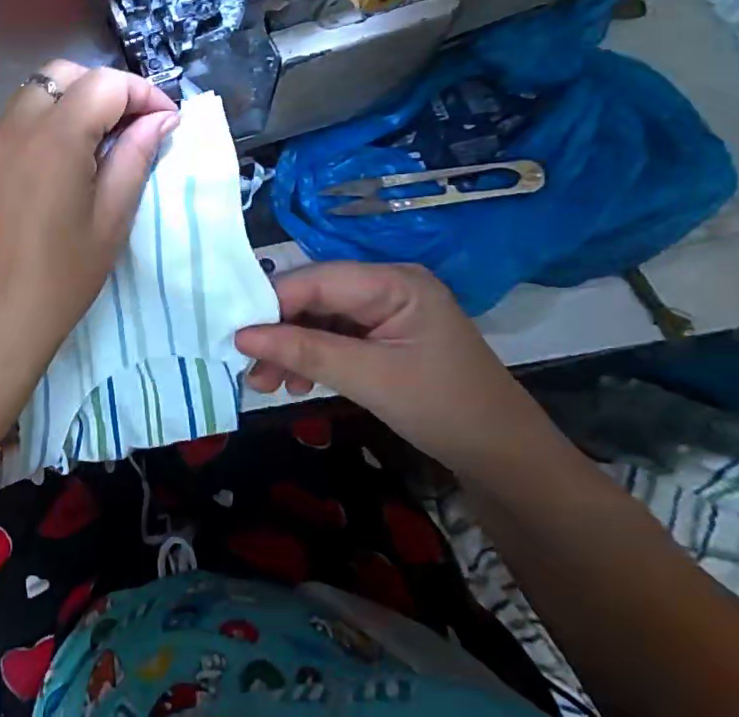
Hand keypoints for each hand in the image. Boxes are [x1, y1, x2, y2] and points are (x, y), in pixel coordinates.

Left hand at [0, 60, 179, 439]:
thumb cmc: (62, 276)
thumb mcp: (112, 218)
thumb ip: (136, 157)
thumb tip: (160, 119)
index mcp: (55, 138)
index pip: (105, 83)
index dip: (142, 93)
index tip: (165, 121)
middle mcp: (18, 126)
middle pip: (66, 74)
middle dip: (106, 89)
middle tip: (133, 127)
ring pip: (37, 90)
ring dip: (74, 99)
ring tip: (101, 140)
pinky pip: (18, 116)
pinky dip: (47, 116)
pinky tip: (65, 155)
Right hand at [234, 262, 566, 476]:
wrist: (505, 457)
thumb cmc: (445, 409)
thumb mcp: (370, 379)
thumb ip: (303, 352)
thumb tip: (240, 336)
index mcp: (394, 281)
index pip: (315, 280)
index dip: (270, 303)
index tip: (233, 333)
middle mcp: (386, 285)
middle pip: (312, 296)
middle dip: (277, 330)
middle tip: (246, 365)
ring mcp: (383, 309)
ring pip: (316, 317)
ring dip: (288, 348)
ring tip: (265, 383)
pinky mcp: (381, 334)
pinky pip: (331, 335)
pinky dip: (309, 357)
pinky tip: (295, 383)